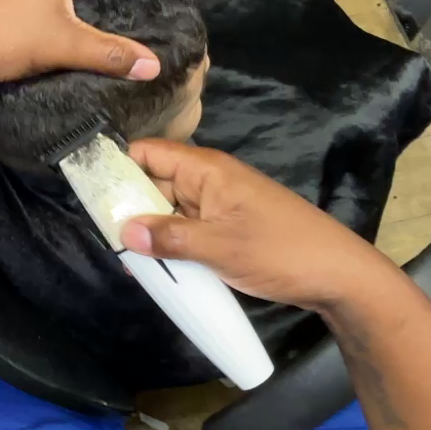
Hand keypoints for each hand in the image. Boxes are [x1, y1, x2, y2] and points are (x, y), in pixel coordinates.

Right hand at [120, 139, 398, 310]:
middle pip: (153, 181)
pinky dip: (169, 243)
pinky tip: (155, 266)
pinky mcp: (225, 227)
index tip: (89, 190)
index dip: (117, 165)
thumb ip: (169, 237)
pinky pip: (185, 227)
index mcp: (206, 169)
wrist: (340, 277)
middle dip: (127, 204)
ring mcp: (217, 205)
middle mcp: (208, 180)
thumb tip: (122, 232)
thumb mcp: (220, 247)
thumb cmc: (281, 251)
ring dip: (148, 228)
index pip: (147, 152)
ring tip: (123, 254)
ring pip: (167, 208)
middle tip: (102, 232)